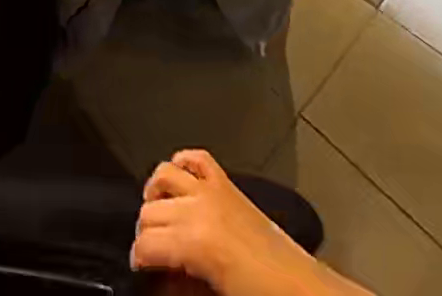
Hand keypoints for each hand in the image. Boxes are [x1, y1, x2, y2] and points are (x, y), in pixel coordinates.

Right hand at [132, 150, 362, 295]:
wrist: (303, 291)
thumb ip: (181, 285)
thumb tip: (161, 279)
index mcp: (195, 243)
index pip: (145, 244)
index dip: (138, 260)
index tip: (141, 270)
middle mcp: (199, 207)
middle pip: (149, 211)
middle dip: (146, 234)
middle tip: (154, 255)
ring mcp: (213, 190)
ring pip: (163, 175)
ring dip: (156, 195)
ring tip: (160, 216)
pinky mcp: (227, 183)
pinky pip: (195, 158)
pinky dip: (182, 165)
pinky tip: (180, 184)